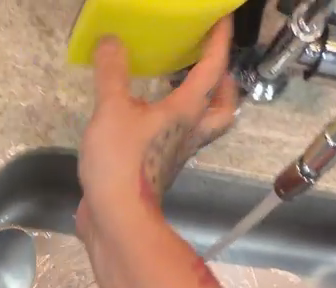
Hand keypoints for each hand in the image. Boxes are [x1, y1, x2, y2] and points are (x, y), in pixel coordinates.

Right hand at [76, 22, 238, 236]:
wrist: (116, 220)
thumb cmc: (122, 163)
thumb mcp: (111, 110)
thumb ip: (111, 73)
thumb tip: (110, 41)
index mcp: (187, 112)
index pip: (213, 68)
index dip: (219, 40)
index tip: (221, 19)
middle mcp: (187, 134)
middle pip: (222, 111)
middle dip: (224, 89)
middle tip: (215, 72)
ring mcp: (172, 158)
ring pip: (199, 130)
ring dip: (199, 111)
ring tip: (180, 93)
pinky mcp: (154, 175)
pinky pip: (170, 146)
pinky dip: (166, 131)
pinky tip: (146, 124)